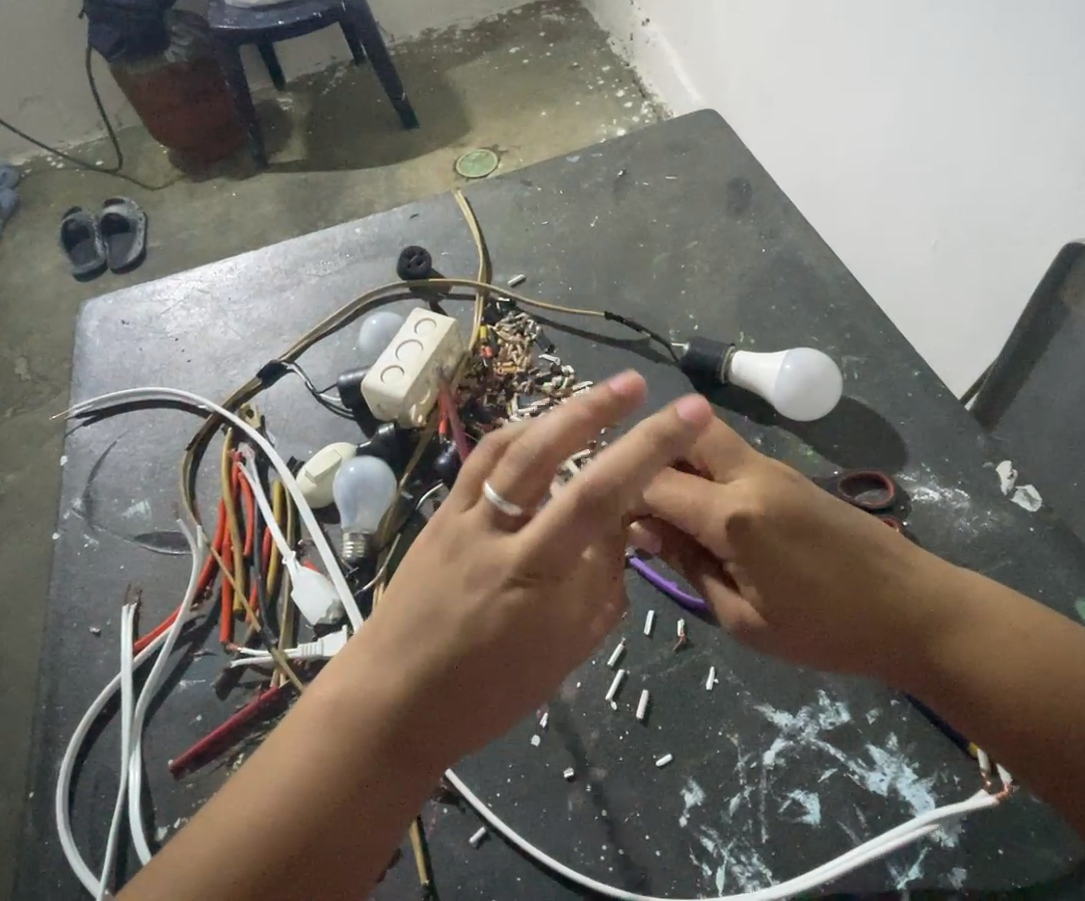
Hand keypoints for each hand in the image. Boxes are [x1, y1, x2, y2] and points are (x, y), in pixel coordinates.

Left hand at [323, 370, 713, 770]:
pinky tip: (538, 430)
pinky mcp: (438, 517)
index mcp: (534, 579)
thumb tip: (622, 528)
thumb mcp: (564, 654)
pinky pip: (479, 464)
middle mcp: (495, 537)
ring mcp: (460, 521)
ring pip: (508, 450)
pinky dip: (515, 437)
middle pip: (549, 457)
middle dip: (598, 411)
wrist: (394, 700)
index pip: (601, 498)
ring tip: (593, 395)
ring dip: (554, 415)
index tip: (690, 413)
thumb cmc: (488, 692)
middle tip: (637, 382)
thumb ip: (601, 586)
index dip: (649, 448)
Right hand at [632, 418, 959, 679]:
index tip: (601, 517)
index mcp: (733, 515)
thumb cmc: (826, 630)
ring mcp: (774, 469)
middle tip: (630, 497)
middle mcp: (750, 475)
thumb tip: (642, 532)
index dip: (619, 496)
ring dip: (677, 459)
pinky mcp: (790, 475)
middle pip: (683, 433)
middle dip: (648, 455)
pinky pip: (732, 457)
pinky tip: (700, 512)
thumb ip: (688, 567)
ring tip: (659, 506)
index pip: (652, 483)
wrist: (916, 612)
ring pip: (708, 438)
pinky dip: (704, 470)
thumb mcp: (744, 620)